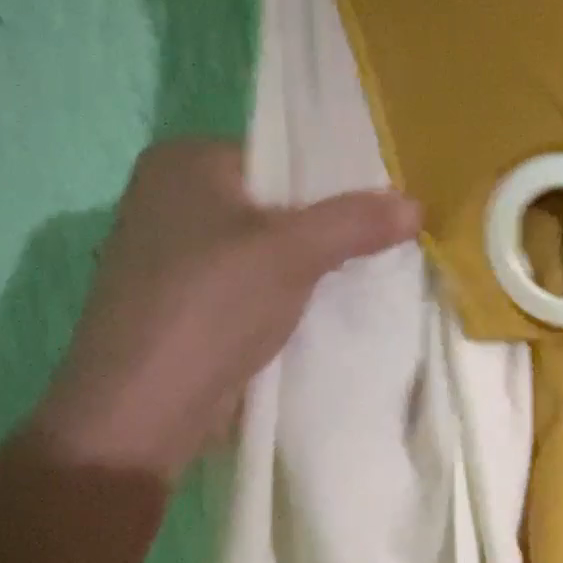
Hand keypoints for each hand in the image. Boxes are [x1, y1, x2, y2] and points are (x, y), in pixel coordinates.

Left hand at [29, 139, 421, 480]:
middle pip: (278, 205)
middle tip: (391, 251)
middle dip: (333, 231)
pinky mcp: (190, 304)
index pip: (281, 157)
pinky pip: (258, 287)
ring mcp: (179, 255)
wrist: (146, 406)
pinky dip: (292, 298)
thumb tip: (417, 205)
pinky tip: (330, 315)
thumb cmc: (210, 307)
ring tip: (371, 282)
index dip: (339, 183)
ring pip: (270, 251)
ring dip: (316, 270)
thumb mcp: (291, 254)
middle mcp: (173, 198)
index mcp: (184, 161)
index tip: (391, 213)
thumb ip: (354, 224)